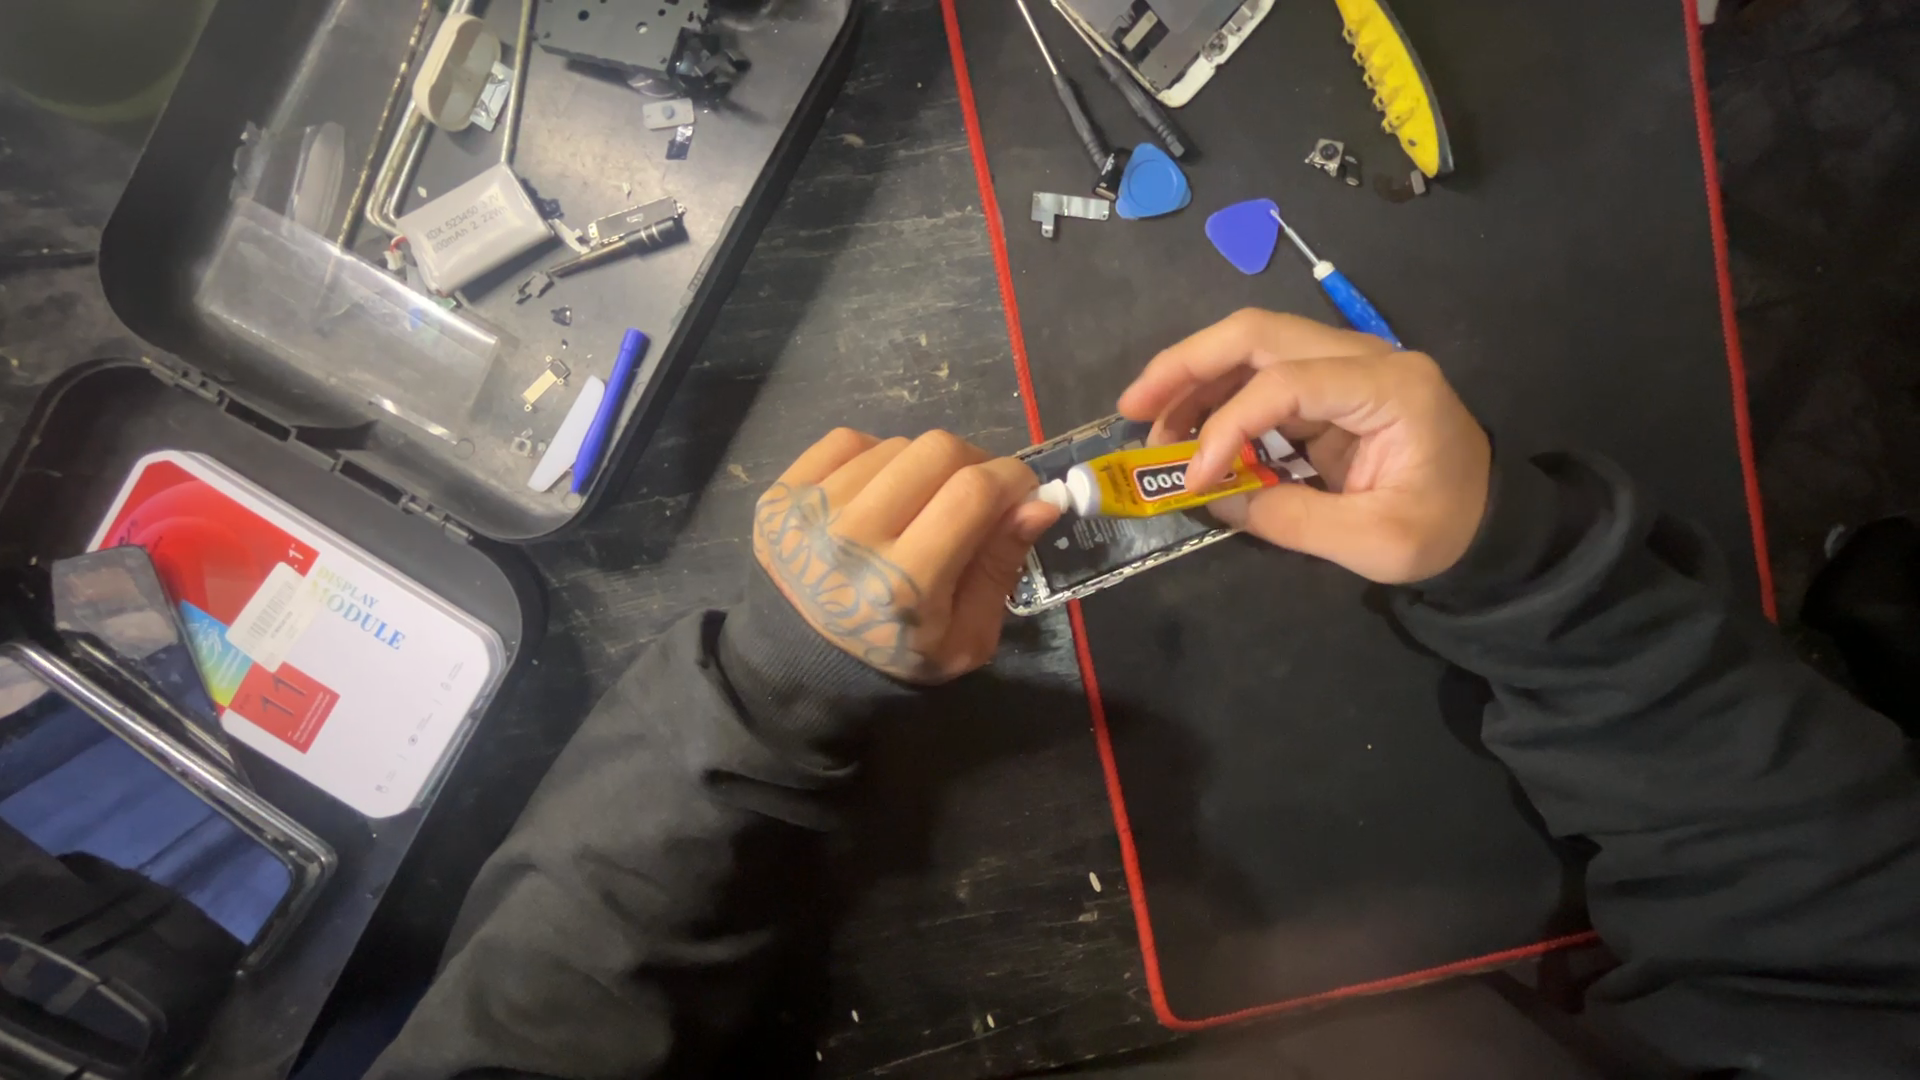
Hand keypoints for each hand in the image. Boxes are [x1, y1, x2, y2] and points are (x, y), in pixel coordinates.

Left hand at [754, 429, 1060, 682]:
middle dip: (974, 463)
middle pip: (937, 450)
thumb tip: (1039, 502)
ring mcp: (808, 512)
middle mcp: (851, 539)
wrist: (800, 664)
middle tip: (976, 493)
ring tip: (920, 504)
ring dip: (923, 466)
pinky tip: (879, 491)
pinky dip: (875, 456)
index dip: (1012, 478)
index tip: (1020, 492)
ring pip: (895, 443)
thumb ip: (1001, 566)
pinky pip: (847, 440)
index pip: (973, 493)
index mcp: (903, 585)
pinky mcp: (779, 495)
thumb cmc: (896, 656)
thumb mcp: (967, 636)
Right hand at [1117, 309, 1490, 583]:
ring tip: (1152, 428)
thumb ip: (1288, 517)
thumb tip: (1210, 495)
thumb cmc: (1444, 530)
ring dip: (1192, 381)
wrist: (1490, 520)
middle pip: (1256, 334)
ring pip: (1249, 347)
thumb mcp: (1373, 541)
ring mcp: (1343, 365)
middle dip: (1185, 367)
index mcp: (1388, 388)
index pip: (1283, 385)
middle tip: (1131, 408)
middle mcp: (1362, 357)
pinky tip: (1187, 431)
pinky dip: (1214, 399)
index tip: (1193, 481)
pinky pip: (1257, 377)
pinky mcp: (1326, 386)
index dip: (1224, 428)